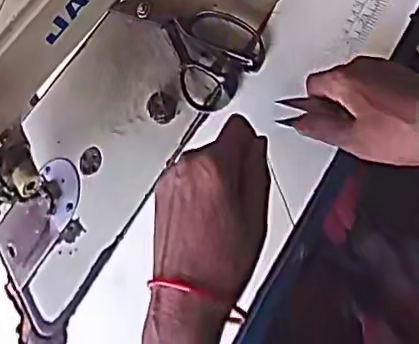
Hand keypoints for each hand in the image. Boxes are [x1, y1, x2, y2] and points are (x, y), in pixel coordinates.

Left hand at [147, 115, 266, 341]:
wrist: (187, 292)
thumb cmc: (220, 263)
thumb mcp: (255, 215)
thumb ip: (257, 169)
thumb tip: (256, 146)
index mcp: (214, 165)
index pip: (237, 125)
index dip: (249, 138)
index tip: (252, 151)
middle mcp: (188, 163)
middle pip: (218, 144)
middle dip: (231, 162)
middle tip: (239, 196)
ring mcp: (171, 176)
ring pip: (201, 160)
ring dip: (212, 175)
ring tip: (219, 212)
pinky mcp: (161, 189)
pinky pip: (186, 175)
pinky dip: (195, 187)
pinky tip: (202, 216)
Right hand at [280, 56, 418, 165]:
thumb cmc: (407, 130)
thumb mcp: (355, 140)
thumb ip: (322, 128)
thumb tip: (301, 121)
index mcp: (342, 78)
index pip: (311, 86)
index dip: (315, 109)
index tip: (325, 125)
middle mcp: (359, 65)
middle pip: (333, 83)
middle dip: (337, 106)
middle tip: (352, 131)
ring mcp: (381, 67)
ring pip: (356, 83)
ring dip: (359, 103)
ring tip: (376, 129)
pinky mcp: (399, 73)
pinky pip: (376, 83)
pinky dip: (378, 100)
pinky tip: (392, 121)